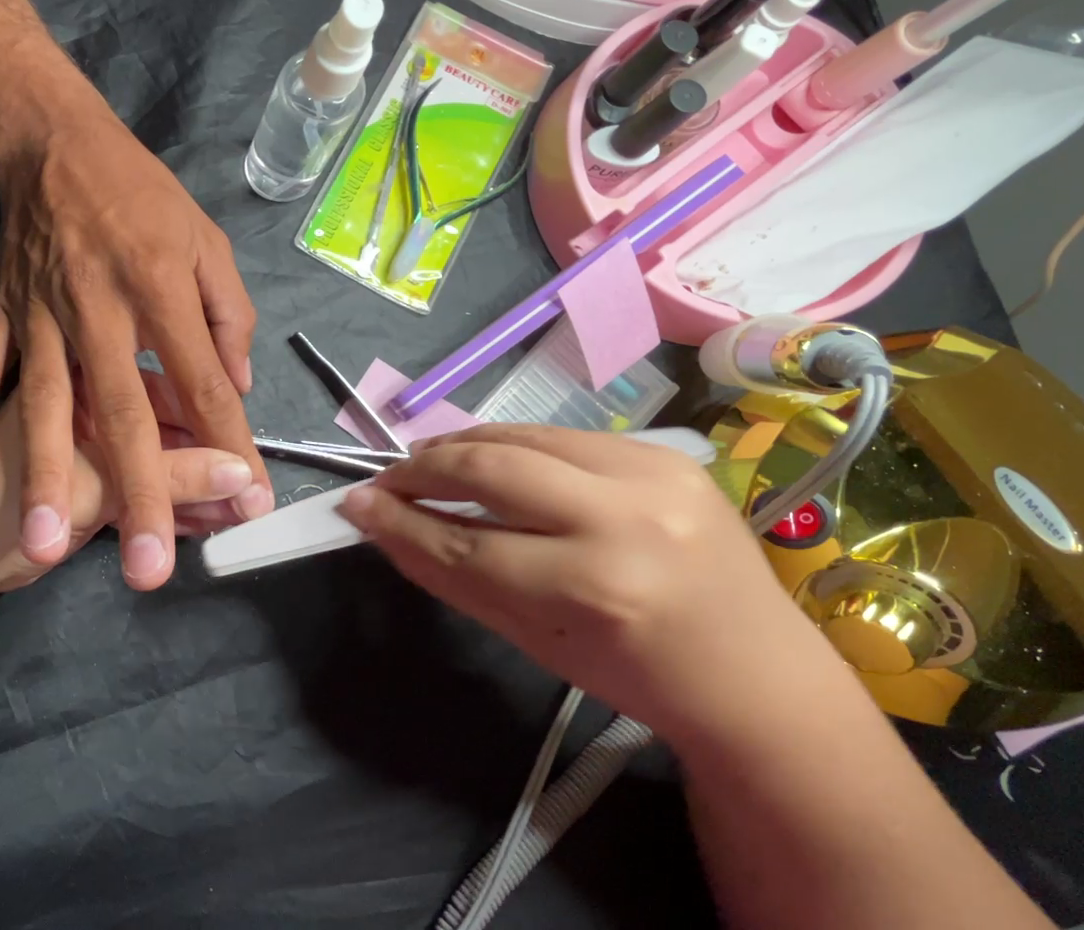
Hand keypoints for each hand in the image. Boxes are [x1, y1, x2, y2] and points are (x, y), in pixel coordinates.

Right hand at [0, 107, 271, 590]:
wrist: (55, 143)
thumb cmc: (141, 194)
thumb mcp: (206, 238)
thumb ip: (226, 311)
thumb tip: (234, 385)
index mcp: (159, 288)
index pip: (201, 381)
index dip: (230, 443)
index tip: (251, 504)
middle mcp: (99, 311)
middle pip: (122, 413)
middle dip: (139, 492)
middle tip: (149, 568)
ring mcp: (40, 316)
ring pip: (44, 406)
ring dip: (44, 476)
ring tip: (45, 546)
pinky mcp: (0, 314)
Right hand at [336, 425, 844, 744]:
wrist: (755, 673)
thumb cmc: (632, 674)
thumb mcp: (530, 638)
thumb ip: (449, 573)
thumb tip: (378, 522)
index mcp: (592, 588)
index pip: (464, 543)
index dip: (400, 522)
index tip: (356, 504)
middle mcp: (625, 519)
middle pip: (492, 467)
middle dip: (425, 467)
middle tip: (389, 480)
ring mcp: (655, 475)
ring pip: (524, 436)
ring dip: (463, 445)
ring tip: (428, 463)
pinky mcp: (666, 453)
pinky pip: (561, 436)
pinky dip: (512, 445)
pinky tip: (490, 461)